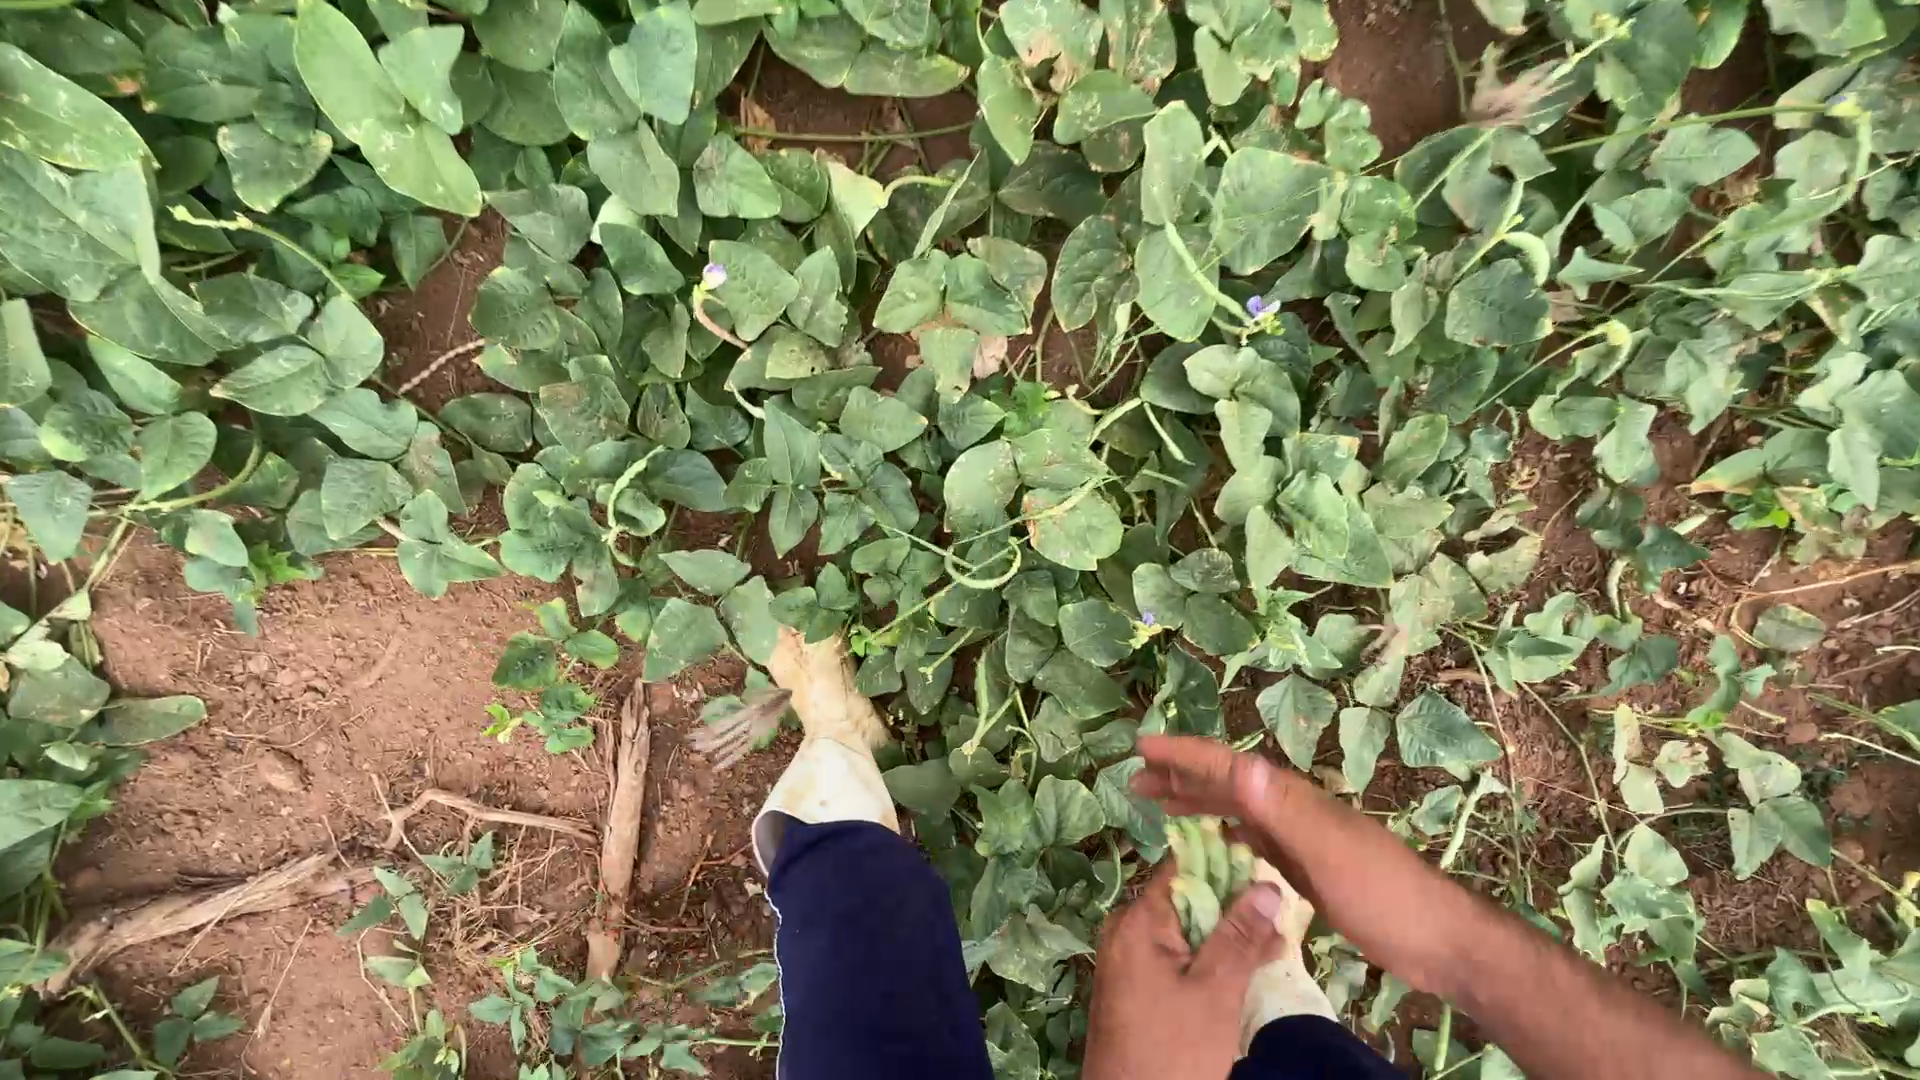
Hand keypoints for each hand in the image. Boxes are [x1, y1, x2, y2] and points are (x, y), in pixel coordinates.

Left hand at [1082, 862, 1285, 1079]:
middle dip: (1232, 903)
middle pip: (1186, 897)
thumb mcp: (1215, 991)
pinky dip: (1207, 956)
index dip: (1223, 861)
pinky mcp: (1136, 983)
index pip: (1183, 867)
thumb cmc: (1173, 1050)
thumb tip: (1268, 884)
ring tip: (1275, 939)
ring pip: (1185, 928)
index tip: (1264, 860)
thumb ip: (1240, 936)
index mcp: (1139, 918)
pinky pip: (1175, 954)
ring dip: (1226, 933)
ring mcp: (1128, 956)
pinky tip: (1245, 965)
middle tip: (1282, 909)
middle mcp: (1127, 927)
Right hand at [1131, 734, 1464, 993]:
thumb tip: (1241, 765)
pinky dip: (1222, 834)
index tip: (1141, 746)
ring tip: (1158, 804)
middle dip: (1178, 776)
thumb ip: (1284, 809)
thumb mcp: (1329, 849)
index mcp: (1288, 798)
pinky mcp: (1302, 865)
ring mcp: (1295, 837)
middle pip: (1223, 783)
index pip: (1225, 765)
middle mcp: (1286, 809)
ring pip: (1233, 810)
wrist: (1439, 940)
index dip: (1182, 753)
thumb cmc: (1383, 893)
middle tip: (1135, 780)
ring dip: (1195, 802)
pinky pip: (1249, 839)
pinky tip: (1211, 842)